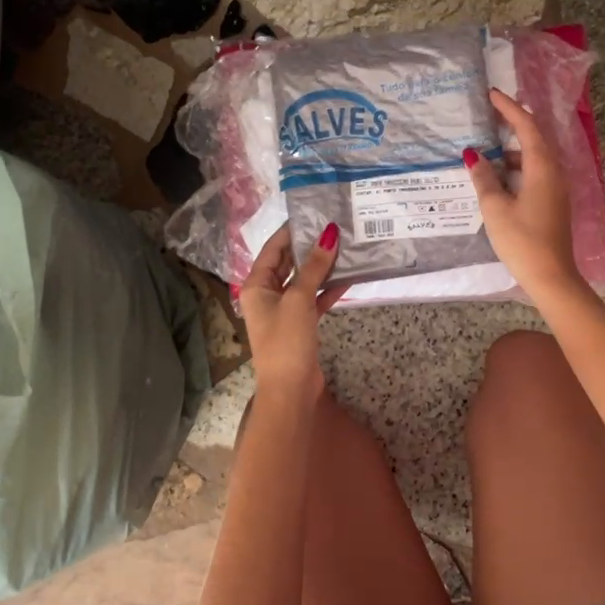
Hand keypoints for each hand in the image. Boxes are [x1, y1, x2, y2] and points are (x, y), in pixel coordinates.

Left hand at [238, 222, 343, 396]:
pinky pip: (314, 300)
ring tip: (345, 247)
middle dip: (309, 248)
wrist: (290, 389)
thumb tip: (329, 234)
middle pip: (288, 263)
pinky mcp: (299, 325)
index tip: (314, 215)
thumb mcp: (299, 299)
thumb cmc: (287, 341)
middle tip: (334, 228)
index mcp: (256, 286)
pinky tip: (349, 278)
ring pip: (303, 281)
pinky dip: (328, 290)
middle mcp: (266, 295)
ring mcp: (283, 311)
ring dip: (321, 268)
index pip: (273, 249)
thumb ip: (314, 267)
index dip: (292, 231)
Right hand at [464, 88, 582, 297]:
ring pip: (535, 158)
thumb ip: (483, 178)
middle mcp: (554, 172)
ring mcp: (557, 188)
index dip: (509, 108)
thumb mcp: (495, 208)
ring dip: (513, 150)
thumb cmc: (522, 240)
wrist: (551, 276)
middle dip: (513, 123)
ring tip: (488, 148)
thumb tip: (473, 155)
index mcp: (542, 167)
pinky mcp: (554, 202)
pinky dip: (518, 167)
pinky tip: (499, 177)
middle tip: (490, 113)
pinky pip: (536, 173)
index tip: (492, 94)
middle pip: (535, 138)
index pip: (527, 126)